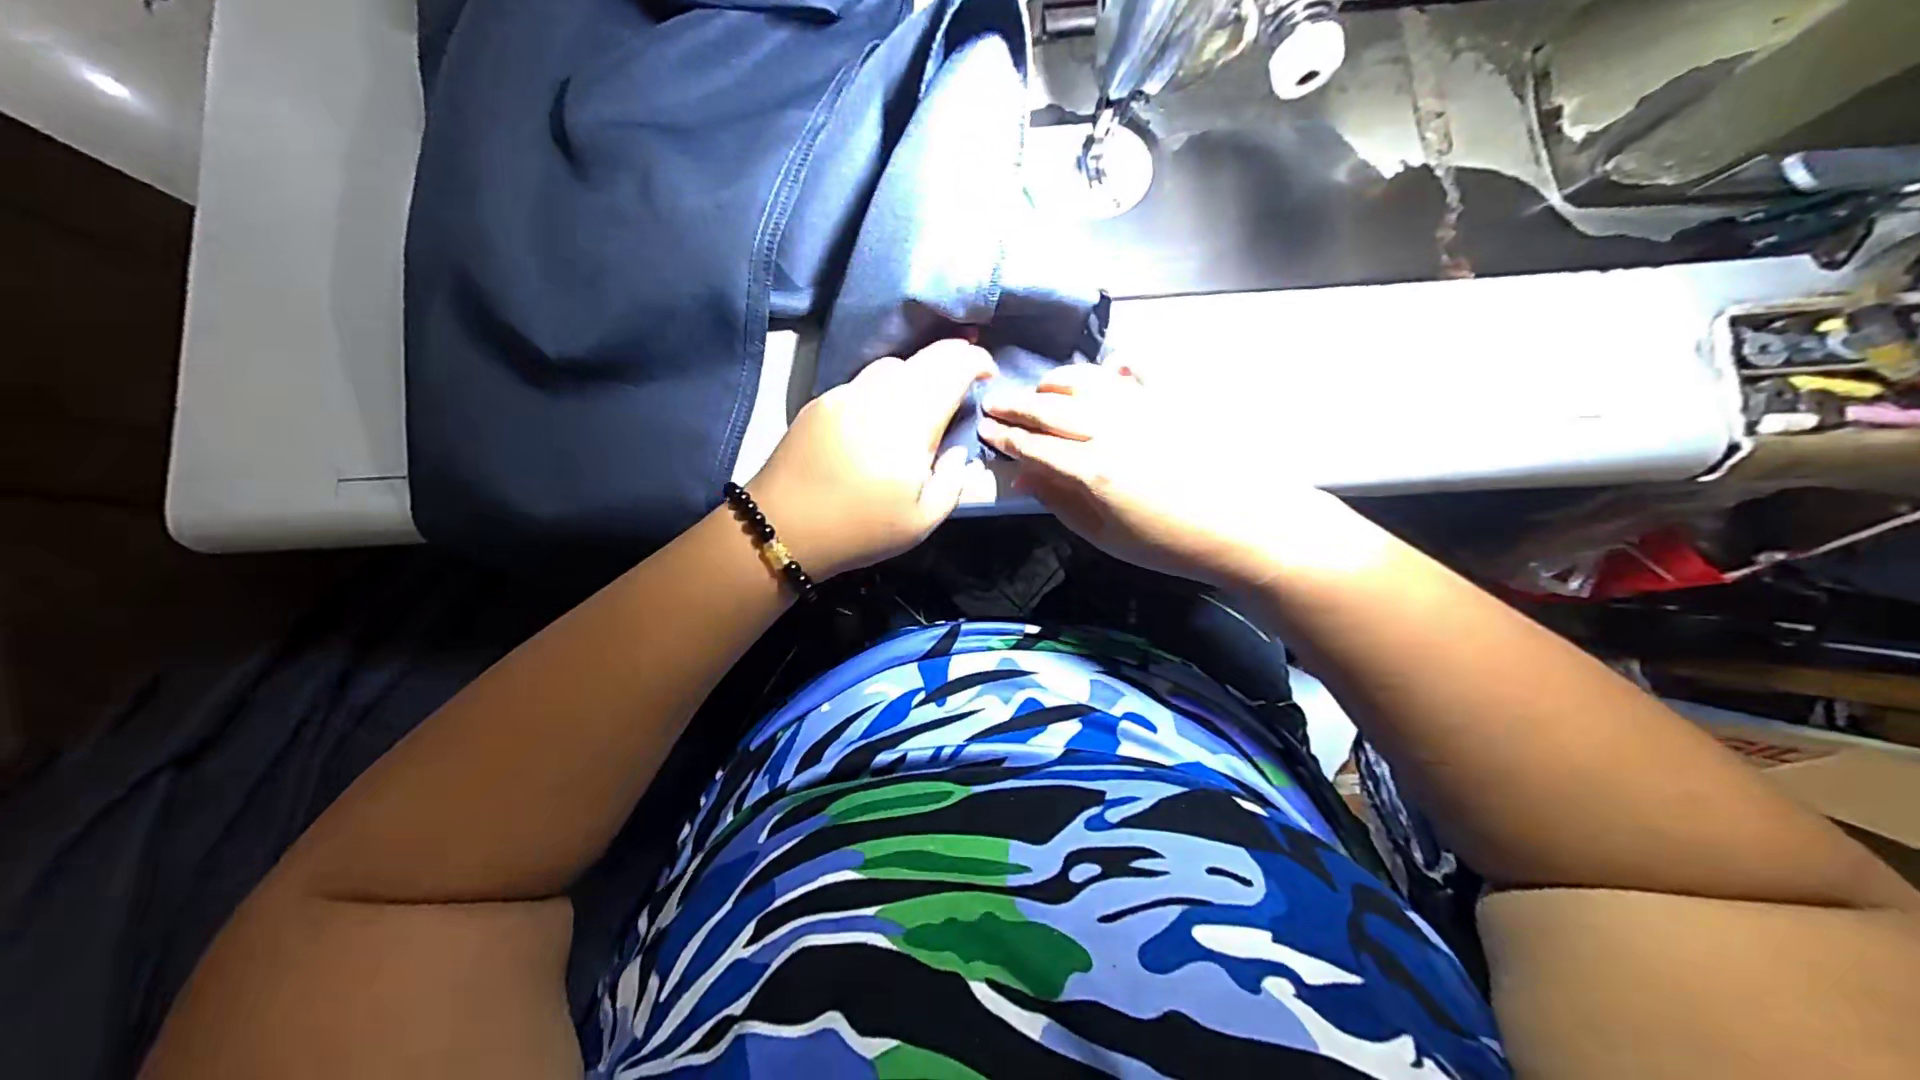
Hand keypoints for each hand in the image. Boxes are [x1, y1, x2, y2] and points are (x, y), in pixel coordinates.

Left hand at [747, 339, 995, 578]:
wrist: (783, 527)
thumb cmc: (859, 530)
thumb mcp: (921, 521)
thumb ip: (952, 481)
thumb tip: (956, 449)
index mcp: (910, 424)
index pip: (952, 370)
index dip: (976, 363)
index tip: (987, 374)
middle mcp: (879, 397)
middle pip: (924, 358)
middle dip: (953, 356)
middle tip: (967, 370)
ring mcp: (846, 395)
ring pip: (892, 365)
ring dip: (918, 370)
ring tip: (926, 393)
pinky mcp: (821, 402)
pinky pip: (863, 380)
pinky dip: (886, 384)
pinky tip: (884, 410)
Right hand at [978, 364, 1366, 589]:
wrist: (1248, 527)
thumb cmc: (1172, 544)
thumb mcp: (1106, 536)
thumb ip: (1061, 502)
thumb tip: (1024, 477)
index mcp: (1091, 469)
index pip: (1033, 444)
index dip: (1004, 436)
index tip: (984, 429)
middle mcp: (1110, 429)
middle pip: (1049, 407)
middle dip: (1015, 404)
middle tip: (994, 402)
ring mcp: (1142, 408)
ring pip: (1084, 381)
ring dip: (1055, 382)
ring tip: (1040, 389)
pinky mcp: (1170, 400)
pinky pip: (1133, 373)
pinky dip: (1114, 368)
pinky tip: (1107, 368)